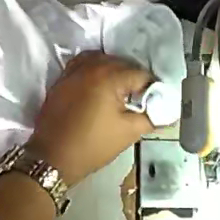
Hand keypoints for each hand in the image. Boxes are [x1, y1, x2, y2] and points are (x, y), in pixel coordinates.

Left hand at [30, 52, 154, 185]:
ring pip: (102, 61)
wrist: (52, 158)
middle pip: (122, 63)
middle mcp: (91, 67)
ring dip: (114, 72)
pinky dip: (95, 71)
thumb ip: (151, 117)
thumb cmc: (92, 145)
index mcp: (109, 77)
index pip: (141, 74)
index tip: (155, 102)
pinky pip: (84, 65)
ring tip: (120, 92)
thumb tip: (167, 112)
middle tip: (141, 99)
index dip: (152, 88)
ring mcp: (73, 71)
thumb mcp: (129, 132)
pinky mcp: (62, 80)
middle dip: (134, 79)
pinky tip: (100, 87)